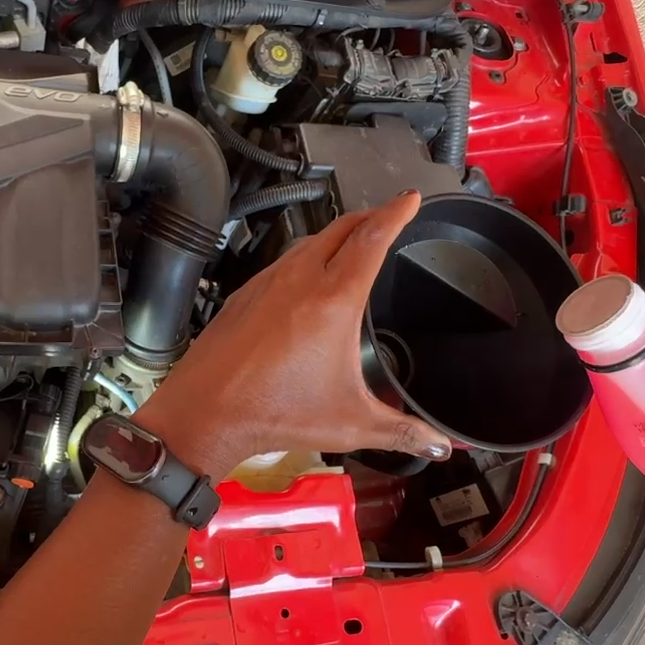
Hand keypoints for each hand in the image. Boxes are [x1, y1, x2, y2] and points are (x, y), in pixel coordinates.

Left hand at [132, 192, 452, 477]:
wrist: (205, 411)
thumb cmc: (274, 412)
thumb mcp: (349, 424)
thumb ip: (401, 432)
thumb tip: (440, 446)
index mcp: (332, 298)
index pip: (372, 238)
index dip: (396, 213)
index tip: (410, 197)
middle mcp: (298, 279)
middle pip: (340, 229)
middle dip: (369, 216)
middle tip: (388, 216)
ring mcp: (266, 283)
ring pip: (307, 242)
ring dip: (334, 234)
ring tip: (352, 242)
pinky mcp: (243, 296)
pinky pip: (281, 261)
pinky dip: (304, 256)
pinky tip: (306, 276)